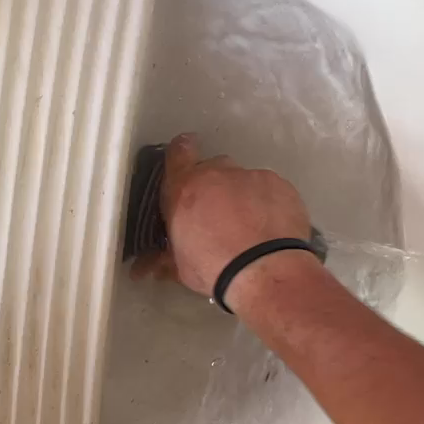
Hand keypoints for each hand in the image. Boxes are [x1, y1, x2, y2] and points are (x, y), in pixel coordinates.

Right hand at [135, 133, 314, 297]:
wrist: (263, 270)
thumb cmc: (215, 266)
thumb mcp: (179, 266)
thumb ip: (164, 257)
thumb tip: (145, 267)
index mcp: (183, 188)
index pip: (177, 152)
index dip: (181, 154)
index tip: (184, 160)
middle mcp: (215, 174)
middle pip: (212, 168)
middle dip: (213, 186)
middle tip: (216, 214)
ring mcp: (249, 177)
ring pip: (242, 180)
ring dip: (241, 196)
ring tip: (247, 227)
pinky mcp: (279, 185)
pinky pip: (270, 189)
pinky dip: (268, 203)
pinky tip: (269, 228)